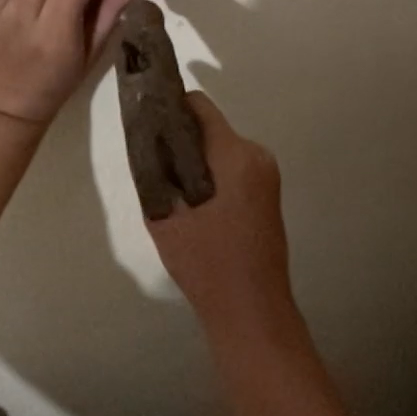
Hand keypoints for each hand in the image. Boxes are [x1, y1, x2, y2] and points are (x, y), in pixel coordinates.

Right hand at [147, 93, 292, 324]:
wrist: (251, 308)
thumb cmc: (206, 262)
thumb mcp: (164, 217)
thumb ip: (155, 173)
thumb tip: (147, 143)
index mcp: (234, 154)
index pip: (200, 108)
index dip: (171, 107)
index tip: (148, 117)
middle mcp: (256, 154)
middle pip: (212, 130)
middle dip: (183, 141)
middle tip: (156, 166)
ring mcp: (267, 173)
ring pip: (223, 150)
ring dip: (198, 162)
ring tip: (175, 193)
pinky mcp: (269, 191)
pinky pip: (236, 169)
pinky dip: (215, 176)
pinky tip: (198, 206)